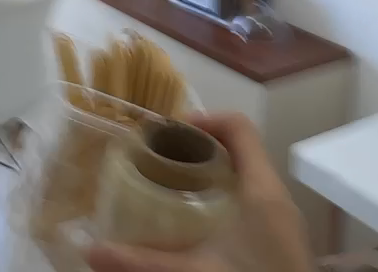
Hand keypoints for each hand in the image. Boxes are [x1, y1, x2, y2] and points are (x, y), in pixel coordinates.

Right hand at [87, 112, 311, 271]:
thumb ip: (143, 261)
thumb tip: (90, 251)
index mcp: (263, 189)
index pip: (239, 127)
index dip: (204, 119)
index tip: (169, 133)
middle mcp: (279, 198)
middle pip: (242, 150)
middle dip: (201, 149)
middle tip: (165, 161)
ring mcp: (287, 224)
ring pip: (250, 179)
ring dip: (216, 176)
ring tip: (178, 190)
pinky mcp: (286, 247)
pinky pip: (257, 204)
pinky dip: (229, 201)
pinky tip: (203, 228)